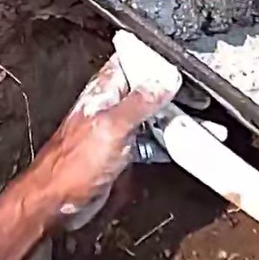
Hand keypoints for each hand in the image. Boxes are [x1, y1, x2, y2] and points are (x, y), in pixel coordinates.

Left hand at [25, 31, 180, 227]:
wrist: (56, 201)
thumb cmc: (72, 164)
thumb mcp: (112, 127)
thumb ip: (140, 102)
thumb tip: (165, 79)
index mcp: (103, 92)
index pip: (130, 61)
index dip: (152, 57)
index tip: (178, 60)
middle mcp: (110, 106)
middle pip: (146, 89)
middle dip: (172, 90)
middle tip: (198, 93)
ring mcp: (116, 130)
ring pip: (152, 117)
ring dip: (175, 118)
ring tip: (202, 121)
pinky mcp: (121, 153)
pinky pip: (151, 142)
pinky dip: (169, 142)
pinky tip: (186, 145)